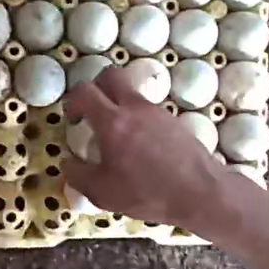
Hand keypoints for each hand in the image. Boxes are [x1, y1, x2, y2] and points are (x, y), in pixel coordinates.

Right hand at [63, 69, 229, 228]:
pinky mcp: (174, 121)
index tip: (72, 118)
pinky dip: (137, 120)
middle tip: (92, 110)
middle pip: (111, 76)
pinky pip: (148, 111)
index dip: (72, 100)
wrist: (200, 192)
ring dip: (118, 105)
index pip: (85, 91)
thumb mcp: (102, 192)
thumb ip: (78, 175)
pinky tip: (140, 148)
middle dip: (96, 87)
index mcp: (112, 122)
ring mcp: (157, 112)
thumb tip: (67, 162)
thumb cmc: (147, 192)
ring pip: (132, 93)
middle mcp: (135, 108)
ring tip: (117, 136)